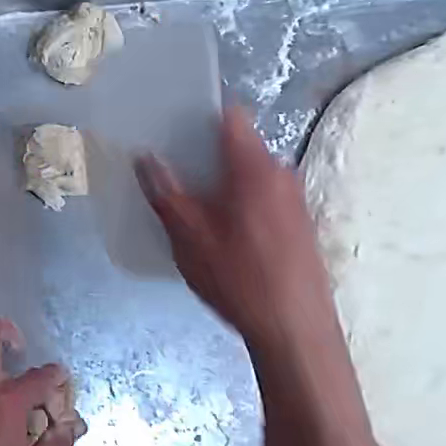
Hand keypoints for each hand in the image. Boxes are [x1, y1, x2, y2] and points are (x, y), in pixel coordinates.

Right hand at [137, 105, 340, 360]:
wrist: (294, 330)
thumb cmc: (237, 277)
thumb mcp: (188, 236)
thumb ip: (165, 192)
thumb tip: (145, 157)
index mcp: (253, 166)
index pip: (230, 116)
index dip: (201, 115)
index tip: (174, 129)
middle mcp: (280, 173)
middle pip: (240, 146)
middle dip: (206, 154)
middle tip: (173, 173)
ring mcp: (295, 199)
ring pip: (252, 174)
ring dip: (224, 181)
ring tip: (193, 205)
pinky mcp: (300, 224)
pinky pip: (265, 196)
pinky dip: (242, 202)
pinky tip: (223, 233)